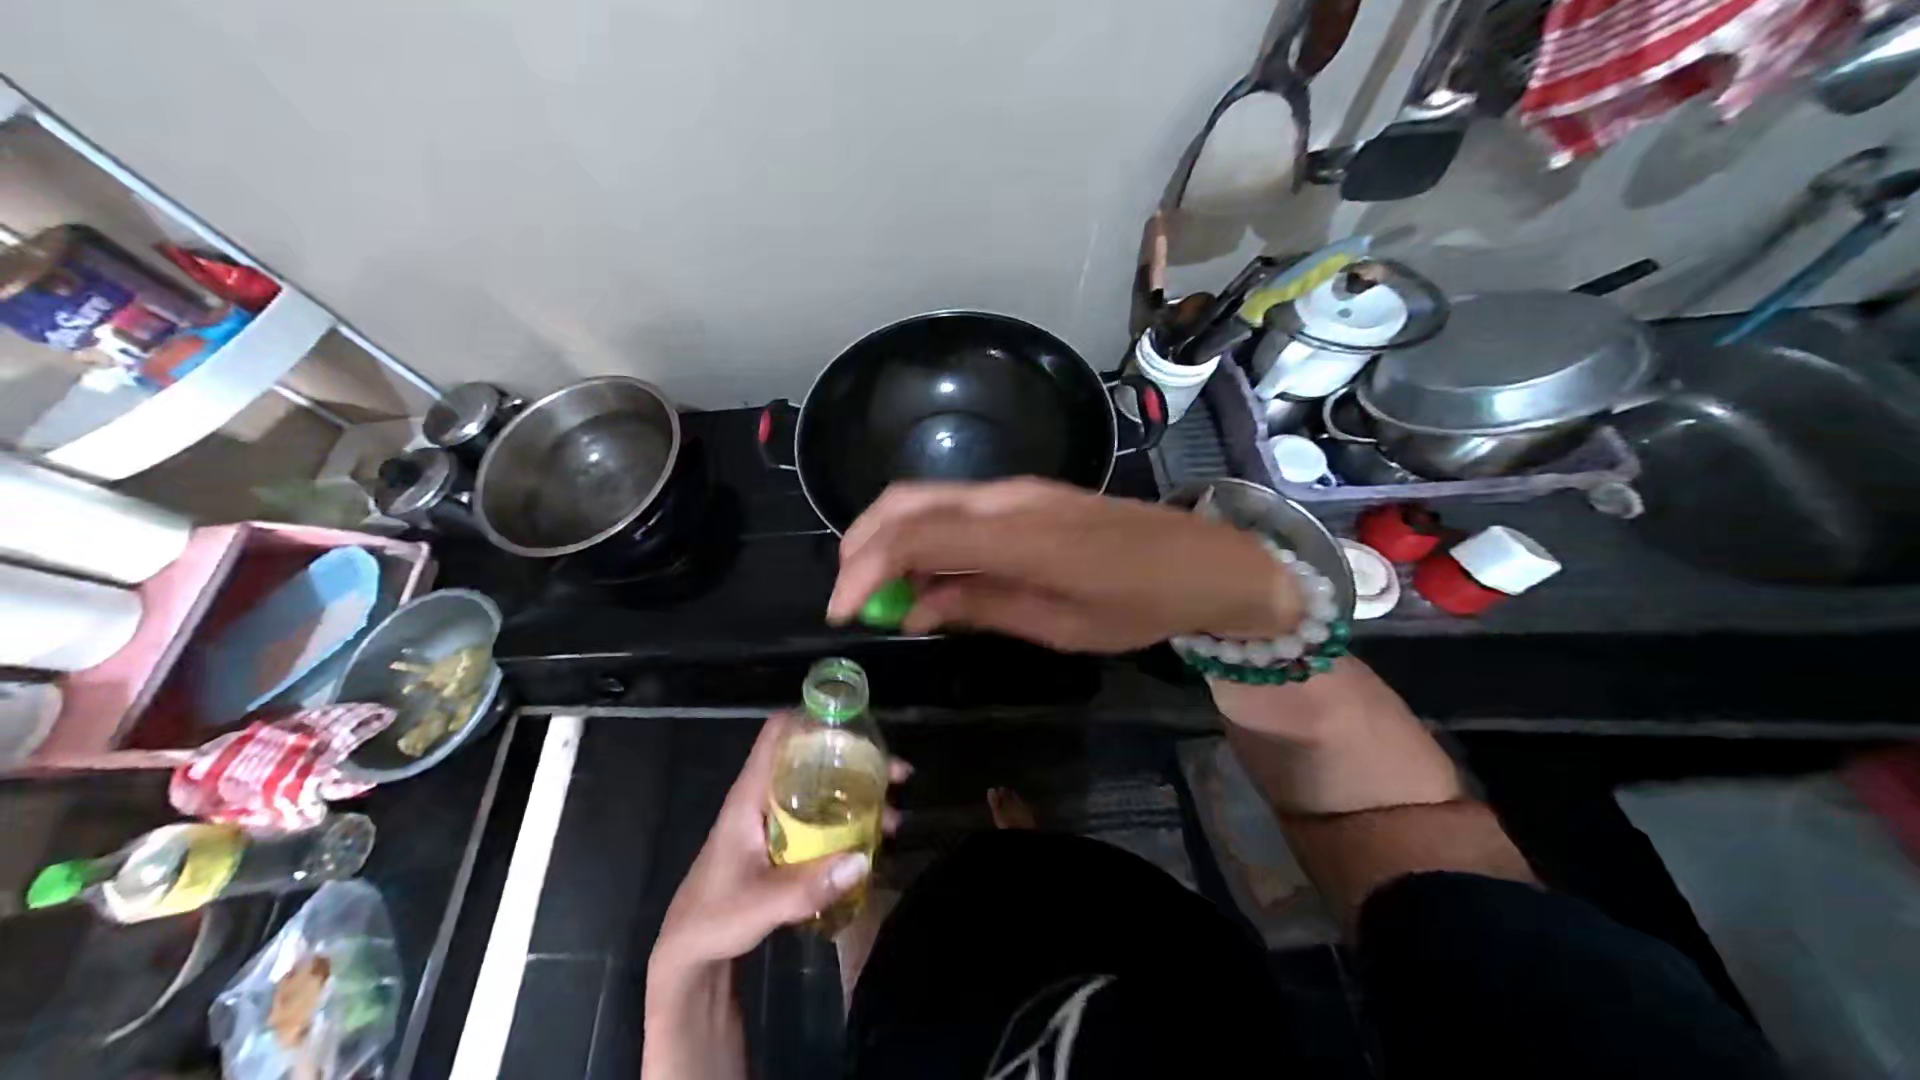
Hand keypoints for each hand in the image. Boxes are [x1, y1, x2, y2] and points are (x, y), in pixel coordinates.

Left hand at [650, 715, 907, 984]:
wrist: (691, 953)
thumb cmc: (714, 916)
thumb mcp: (761, 904)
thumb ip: (807, 887)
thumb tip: (863, 859)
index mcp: (751, 795)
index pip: (778, 734)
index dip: (813, 719)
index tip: (858, 727)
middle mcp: (766, 798)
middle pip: (812, 759)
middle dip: (857, 761)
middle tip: (895, 776)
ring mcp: (775, 820)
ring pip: (822, 789)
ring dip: (859, 794)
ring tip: (894, 816)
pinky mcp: (784, 843)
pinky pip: (822, 817)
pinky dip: (850, 820)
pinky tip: (874, 840)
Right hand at [827, 479, 1301, 651]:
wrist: (1207, 562)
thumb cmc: (1142, 605)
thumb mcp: (1060, 625)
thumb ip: (981, 608)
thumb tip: (913, 610)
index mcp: (1017, 536)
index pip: (914, 537)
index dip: (865, 571)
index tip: (841, 613)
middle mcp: (1006, 498)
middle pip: (906, 502)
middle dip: (863, 545)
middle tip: (852, 596)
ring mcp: (1015, 490)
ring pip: (925, 500)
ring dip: (889, 539)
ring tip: (881, 593)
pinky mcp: (1025, 495)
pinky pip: (955, 510)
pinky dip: (924, 538)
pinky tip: (927, 577)